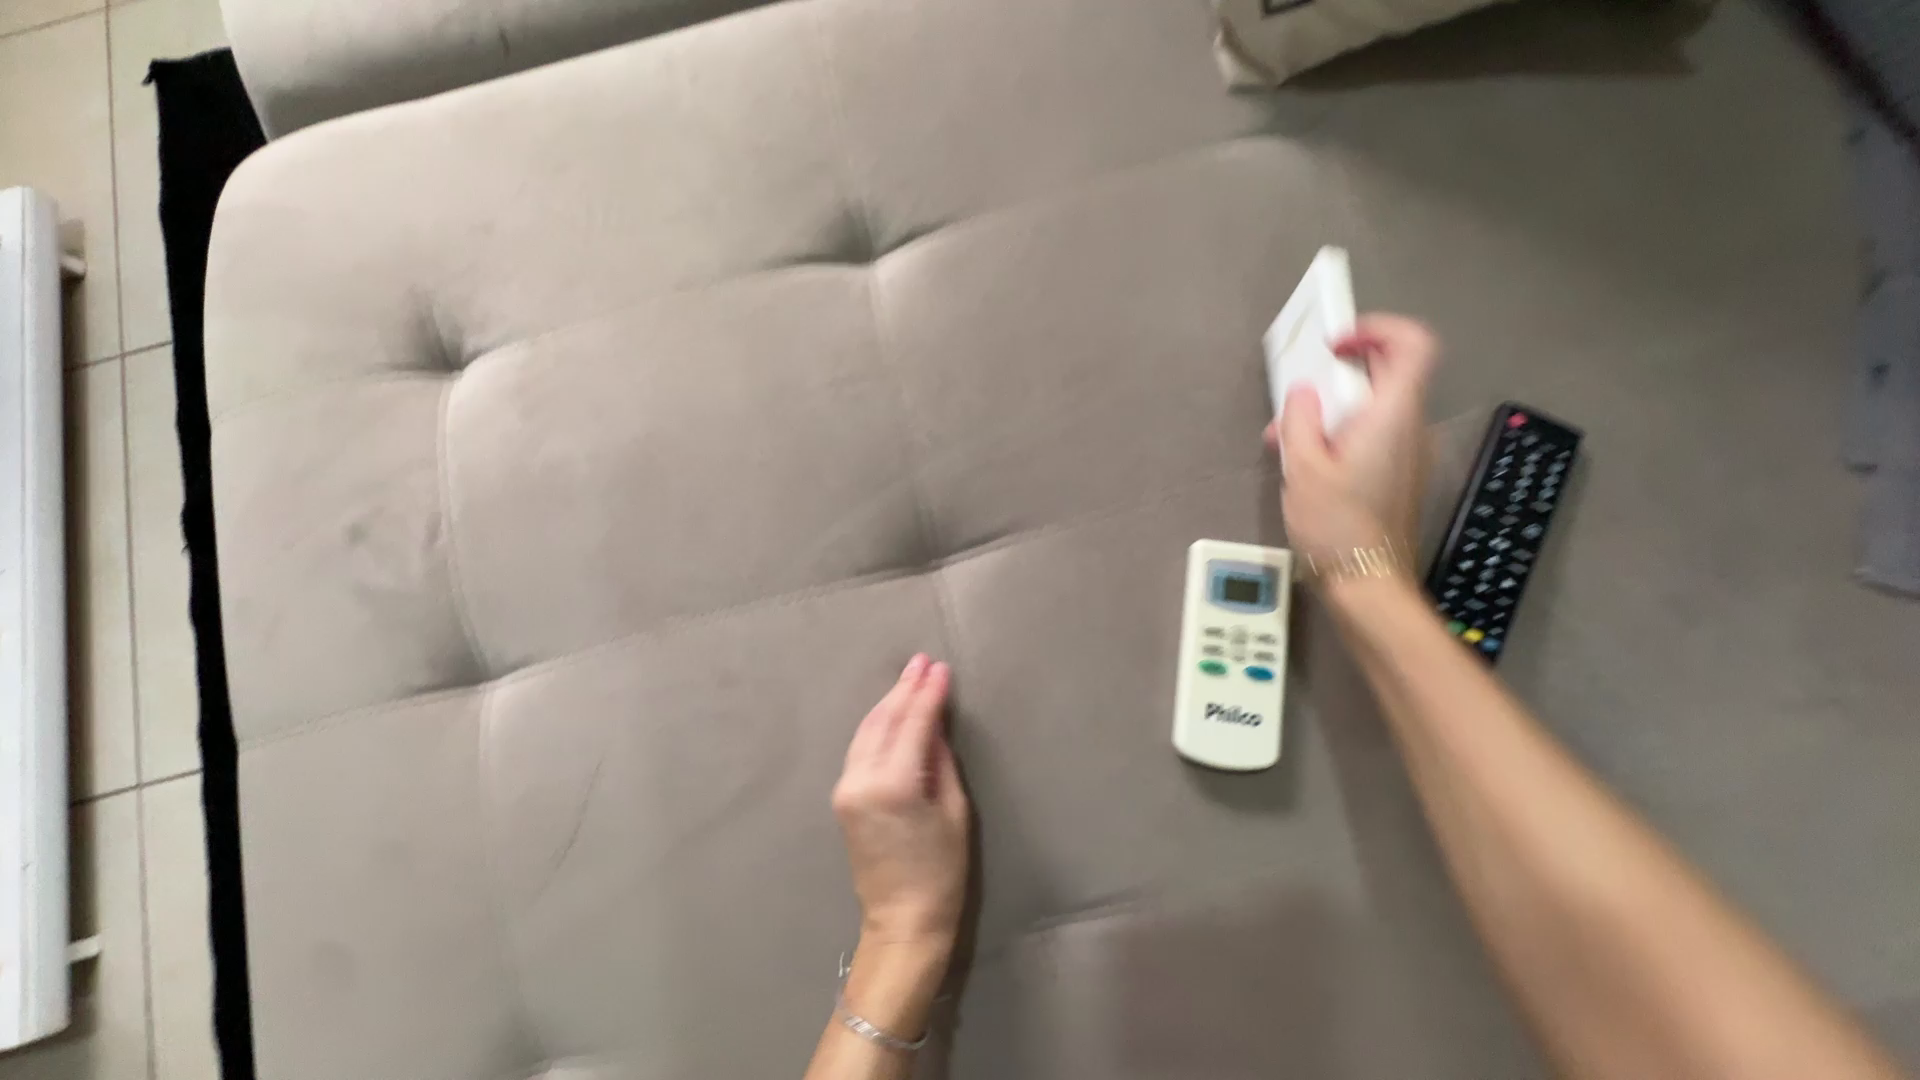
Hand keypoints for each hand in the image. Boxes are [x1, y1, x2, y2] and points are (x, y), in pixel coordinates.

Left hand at [832, 654, 970, 950]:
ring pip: (866, 731)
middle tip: (922, 661)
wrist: (902, 921)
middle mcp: (862, 779)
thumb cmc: (942, 871)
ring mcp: (846, 788)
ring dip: (888, 702)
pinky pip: (860, 748)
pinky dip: (876, 725)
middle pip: (884, 720)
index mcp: (894, 784)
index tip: (941, 668)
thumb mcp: (954, 810)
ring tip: (909, 677)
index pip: (913, 724)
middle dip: (904, 689)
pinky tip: (890, 711)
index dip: (928, 694)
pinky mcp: (842, 797)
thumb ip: (940, 760)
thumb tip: (933, 722)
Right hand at [1264, 313, 1437, 564]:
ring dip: (1331, 409)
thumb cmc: (1336, 524)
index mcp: (1392, 415)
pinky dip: (1340, 433)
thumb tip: (1303, 393)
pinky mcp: (1396, 474)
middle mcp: (1409, 427)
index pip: (1412, 344)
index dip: (1377, 330)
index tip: (1336, 344)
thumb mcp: (1303, 468)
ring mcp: (1407, 452)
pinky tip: (1306, 462)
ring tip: (1288, 438)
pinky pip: (1372, 434)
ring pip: (1374, 406)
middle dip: (1339, 373)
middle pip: (1389, 373)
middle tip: (1299, 392)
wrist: (1367, 583)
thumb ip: (1301, 419)